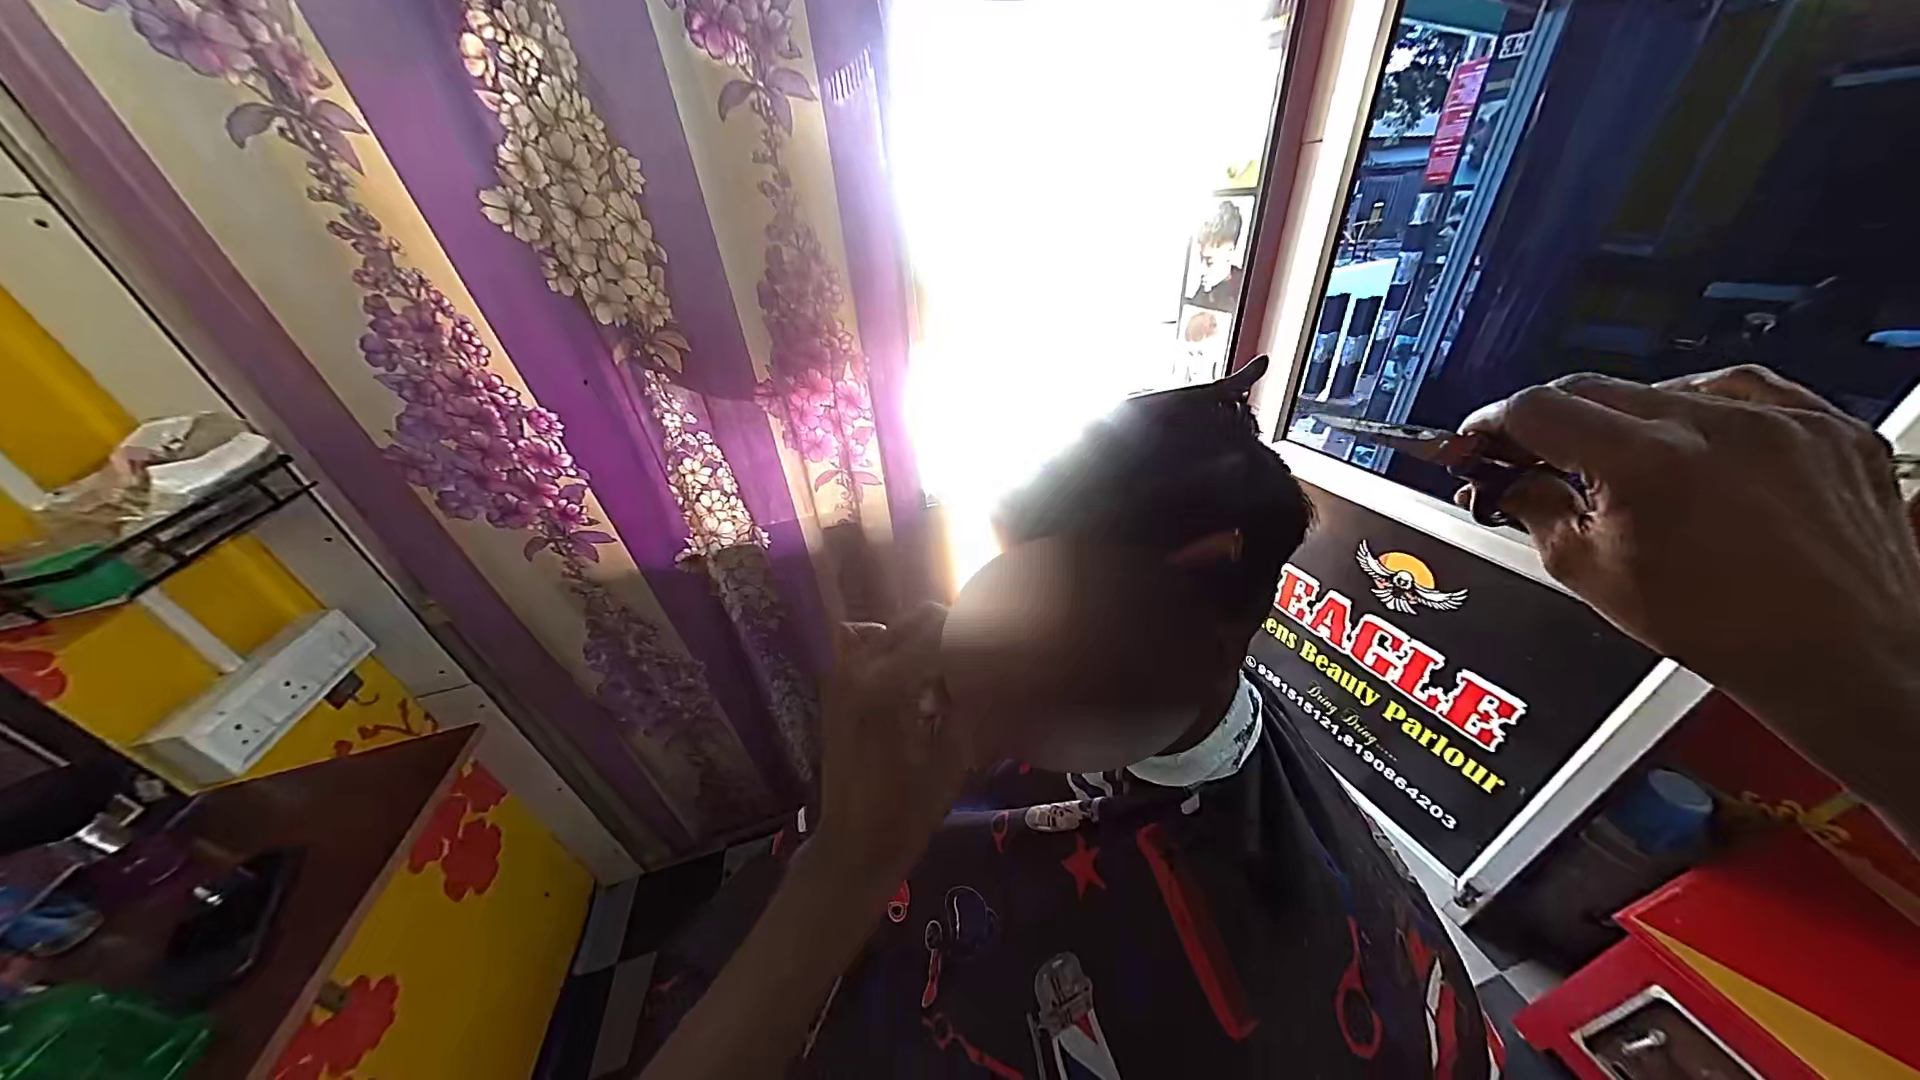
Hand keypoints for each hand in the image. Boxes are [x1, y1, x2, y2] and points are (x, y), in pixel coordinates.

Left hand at [812, 602, 970, 886]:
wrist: (852, 845)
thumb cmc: (908, 812)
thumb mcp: (952, 755)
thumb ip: (964, 696)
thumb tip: (983, 658)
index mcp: (887, 685)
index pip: (941, 632)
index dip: (976, 638)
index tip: (999, 652)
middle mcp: (859, 667)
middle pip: (918, 618)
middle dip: (953, 633)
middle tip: (977, 664)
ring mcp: (843, 673)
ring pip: (897, 628)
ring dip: (928, 640)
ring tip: (950, 676)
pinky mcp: (838, 686)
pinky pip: (875, 646)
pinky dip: (902, 652)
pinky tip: (919, 684)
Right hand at [1462, 366, 1919, 808]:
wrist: (1842, 652)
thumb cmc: (1721, 623)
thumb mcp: (1583, 567)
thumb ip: (1532, 507)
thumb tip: (1503, 482)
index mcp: (1648, 462)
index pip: (1535, 409)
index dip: (1489, 422)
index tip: (1477, 438)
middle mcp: (1719, 427)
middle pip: (1586, 388)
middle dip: (1539, 421)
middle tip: (1523, 456)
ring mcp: (1780, 421)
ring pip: (1653, 386)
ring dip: (1609, 416)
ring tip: (1605, 462)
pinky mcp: (1824, 427)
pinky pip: (1734, 391)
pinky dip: (1686, 411)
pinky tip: (1672, 444)